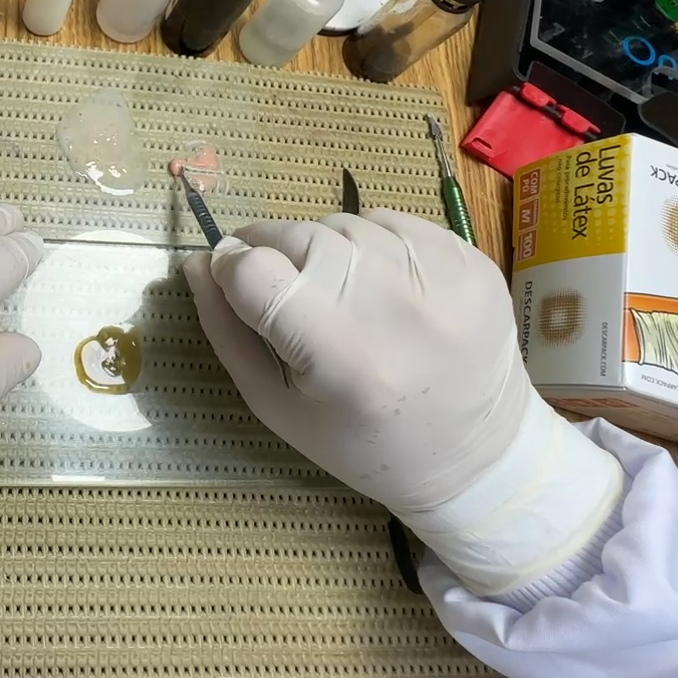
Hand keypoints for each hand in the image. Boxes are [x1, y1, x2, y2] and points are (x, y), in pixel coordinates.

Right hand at [183, 209, 621, 596]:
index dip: (232, 269)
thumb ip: (226, 331)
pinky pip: (387, 220)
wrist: (479, 456)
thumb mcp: (274, 404)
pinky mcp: (471, 259)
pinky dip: (365, 241)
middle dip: (270, 252)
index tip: (233, 282)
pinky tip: (376, 283)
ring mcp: (445, 279)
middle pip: (298, 237)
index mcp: (344, 361)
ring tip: (334, 292)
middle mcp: (399, 310)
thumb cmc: (360, 443)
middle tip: (279, 287)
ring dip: (319, 247)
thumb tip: (197, 262)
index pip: (257, 272)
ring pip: (341, 222)